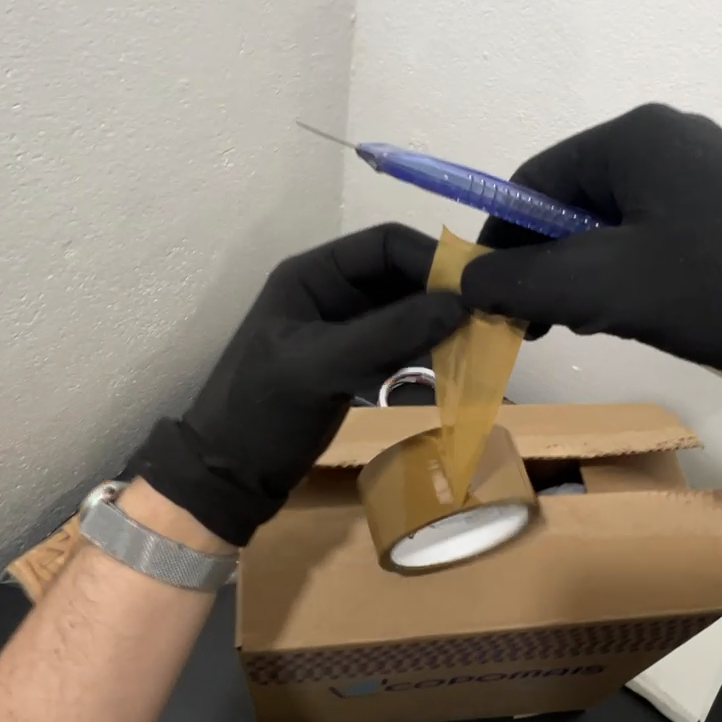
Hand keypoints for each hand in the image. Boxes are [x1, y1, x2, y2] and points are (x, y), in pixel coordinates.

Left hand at [129, 224, 467, 544]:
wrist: (228, 476)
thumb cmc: (262, 413)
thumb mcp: (322, 366)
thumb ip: (389, 333)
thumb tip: (461, 304)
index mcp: (314, 275)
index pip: (385, 245)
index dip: (434, 259)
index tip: (480, 287)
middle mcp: (333, 292)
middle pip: (402, 275)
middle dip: (444, 291)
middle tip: (492, 315)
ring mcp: (345, 328)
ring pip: (406, 309)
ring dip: (442, 321)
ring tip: (484, 339)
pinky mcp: (356, 361)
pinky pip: (402, 342)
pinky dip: (430, 348)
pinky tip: (459, 361)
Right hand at [459, 104, 721, 416]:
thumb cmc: (720, 286)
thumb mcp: (607, 288)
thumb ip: (523, 282)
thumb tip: (464, 280)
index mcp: (631, 137)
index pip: (530, 183)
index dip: (500, 243)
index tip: (492, 299)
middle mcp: (665, 136)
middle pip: (570, 200)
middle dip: (547, 263)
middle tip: (543, 321)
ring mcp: (702, 166)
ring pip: (610, 219)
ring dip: (587, 270)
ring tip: (596, 318)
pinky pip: (652, 227)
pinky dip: (629, 267)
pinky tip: (641, 305)